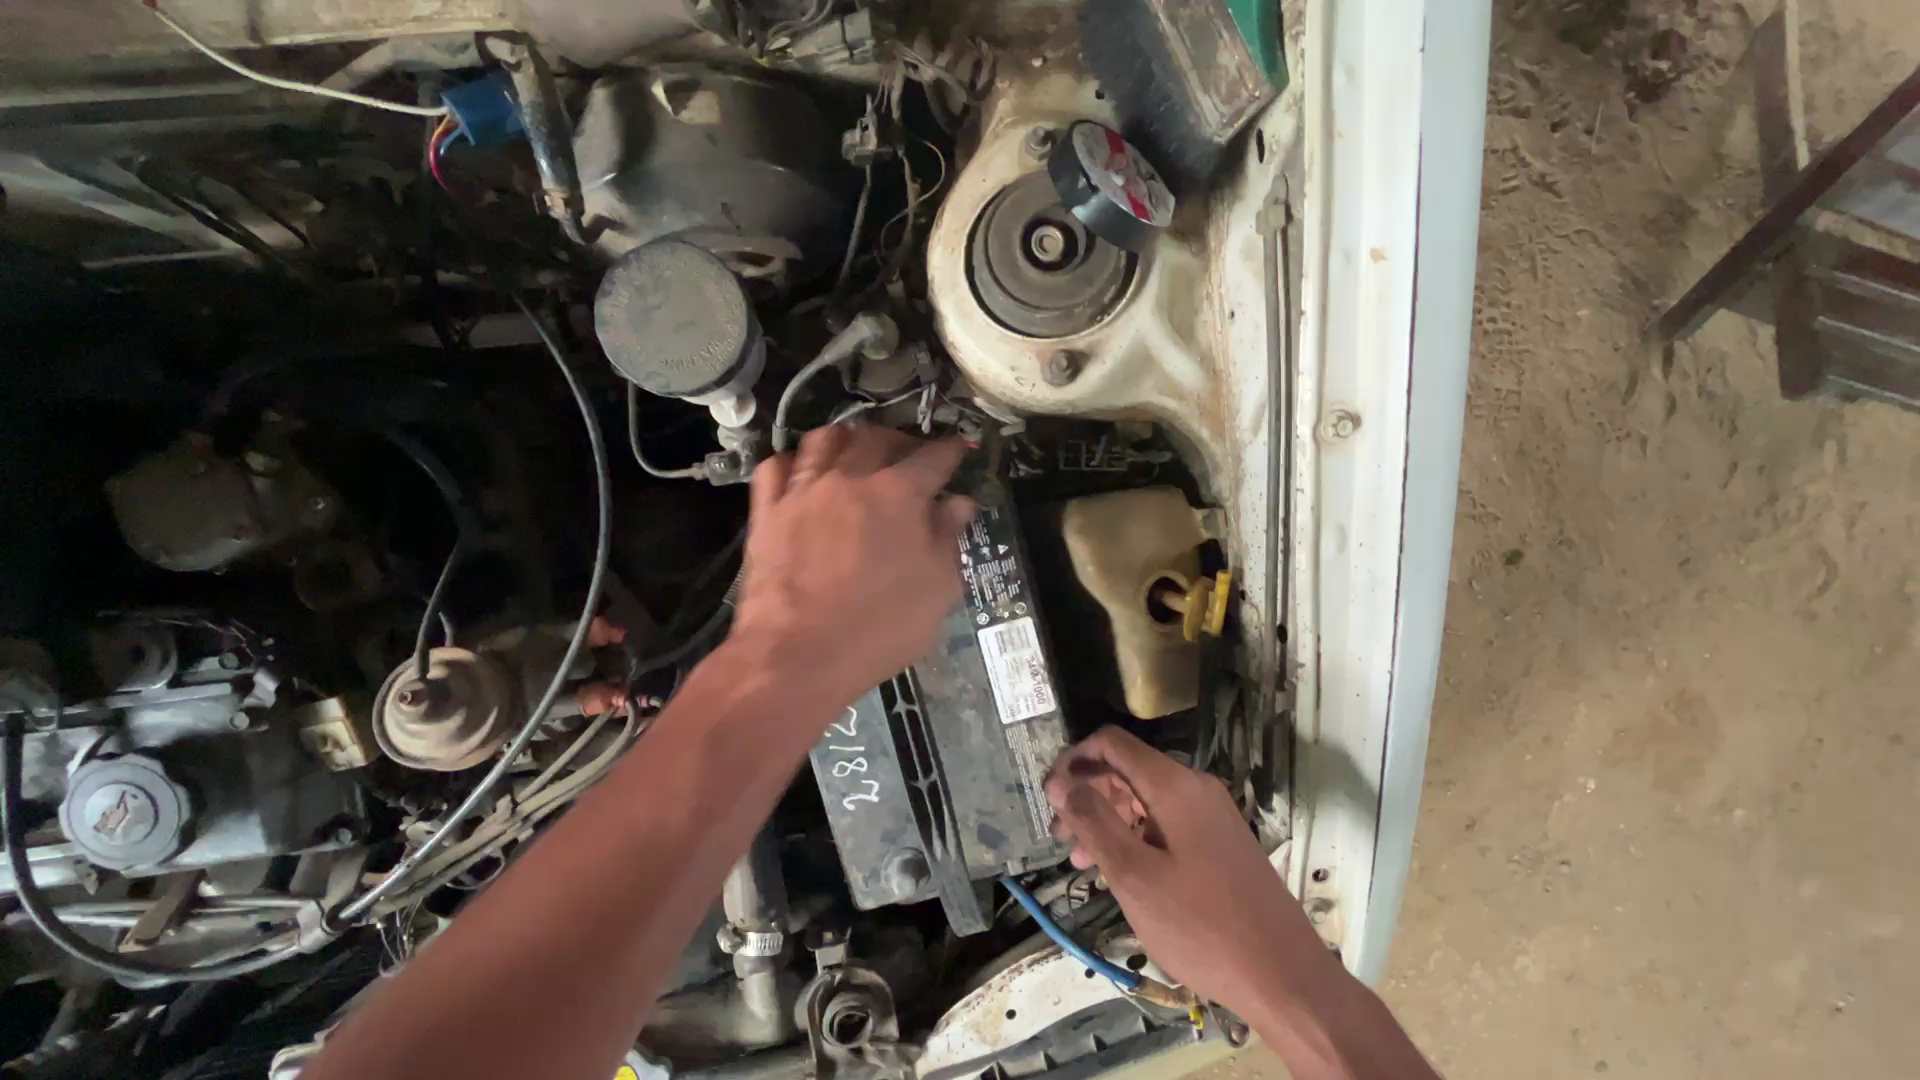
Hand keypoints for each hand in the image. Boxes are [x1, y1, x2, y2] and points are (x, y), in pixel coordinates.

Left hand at [733, 425, 975, 707]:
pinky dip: (794, 462)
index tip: (961, 448)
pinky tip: (804, 473)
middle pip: (876, 438)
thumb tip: (958, 503)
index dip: (952, 449)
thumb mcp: (936, 590)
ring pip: (824, 439)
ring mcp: (803, 491)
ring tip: (856, 454)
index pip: (933, 457)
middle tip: (910, 456)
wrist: (796, 655)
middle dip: (900, 440)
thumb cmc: (877, 628)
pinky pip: (776, 466)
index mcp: (898, 494)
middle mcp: (849, 478)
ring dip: (847, 440)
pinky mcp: (767, 511)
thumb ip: (947, 539)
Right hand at [1044, 727, 1341, 1014]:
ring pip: (1143, 800)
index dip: (1073, 762)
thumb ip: (1094, 821)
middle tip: (1061, 839)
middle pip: (1126, 770)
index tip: (1049, 799)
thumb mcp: (1135, 875)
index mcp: (1175, 785)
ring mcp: (1210, 816)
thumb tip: (1060, 781)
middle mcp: (1194, 788)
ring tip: (1081, 862)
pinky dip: (1134, 839)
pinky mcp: (1218, 843)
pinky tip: (1119, 873)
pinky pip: (1164, 824)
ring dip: (1106, 821)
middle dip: (1087, 796)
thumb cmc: (1202, 926)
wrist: (1285, 977)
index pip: (1111, 743)